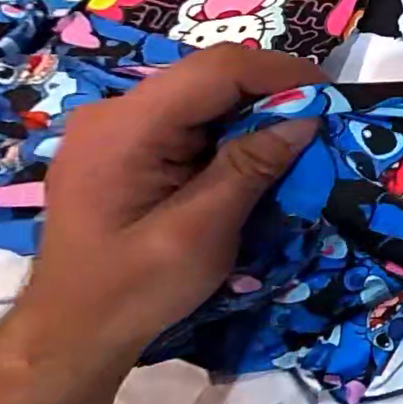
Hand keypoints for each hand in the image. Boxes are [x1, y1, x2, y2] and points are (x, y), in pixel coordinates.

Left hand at [26, 44, 323, 367]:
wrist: (73, 333)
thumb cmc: (132, 290)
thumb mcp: (201, 232)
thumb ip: (250, 168)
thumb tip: (307, 119)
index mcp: (124, 128)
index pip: (215, 70)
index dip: (280, 72)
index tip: (329, 97)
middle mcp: (117, 112)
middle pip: (212, 74)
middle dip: (275, 89)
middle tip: (323, 118)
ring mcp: (121, 125)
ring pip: (208, 91)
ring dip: (259, 107)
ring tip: (301, 133)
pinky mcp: (131, 142)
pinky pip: (197, 115)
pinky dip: (238, 126)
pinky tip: (261, 150)